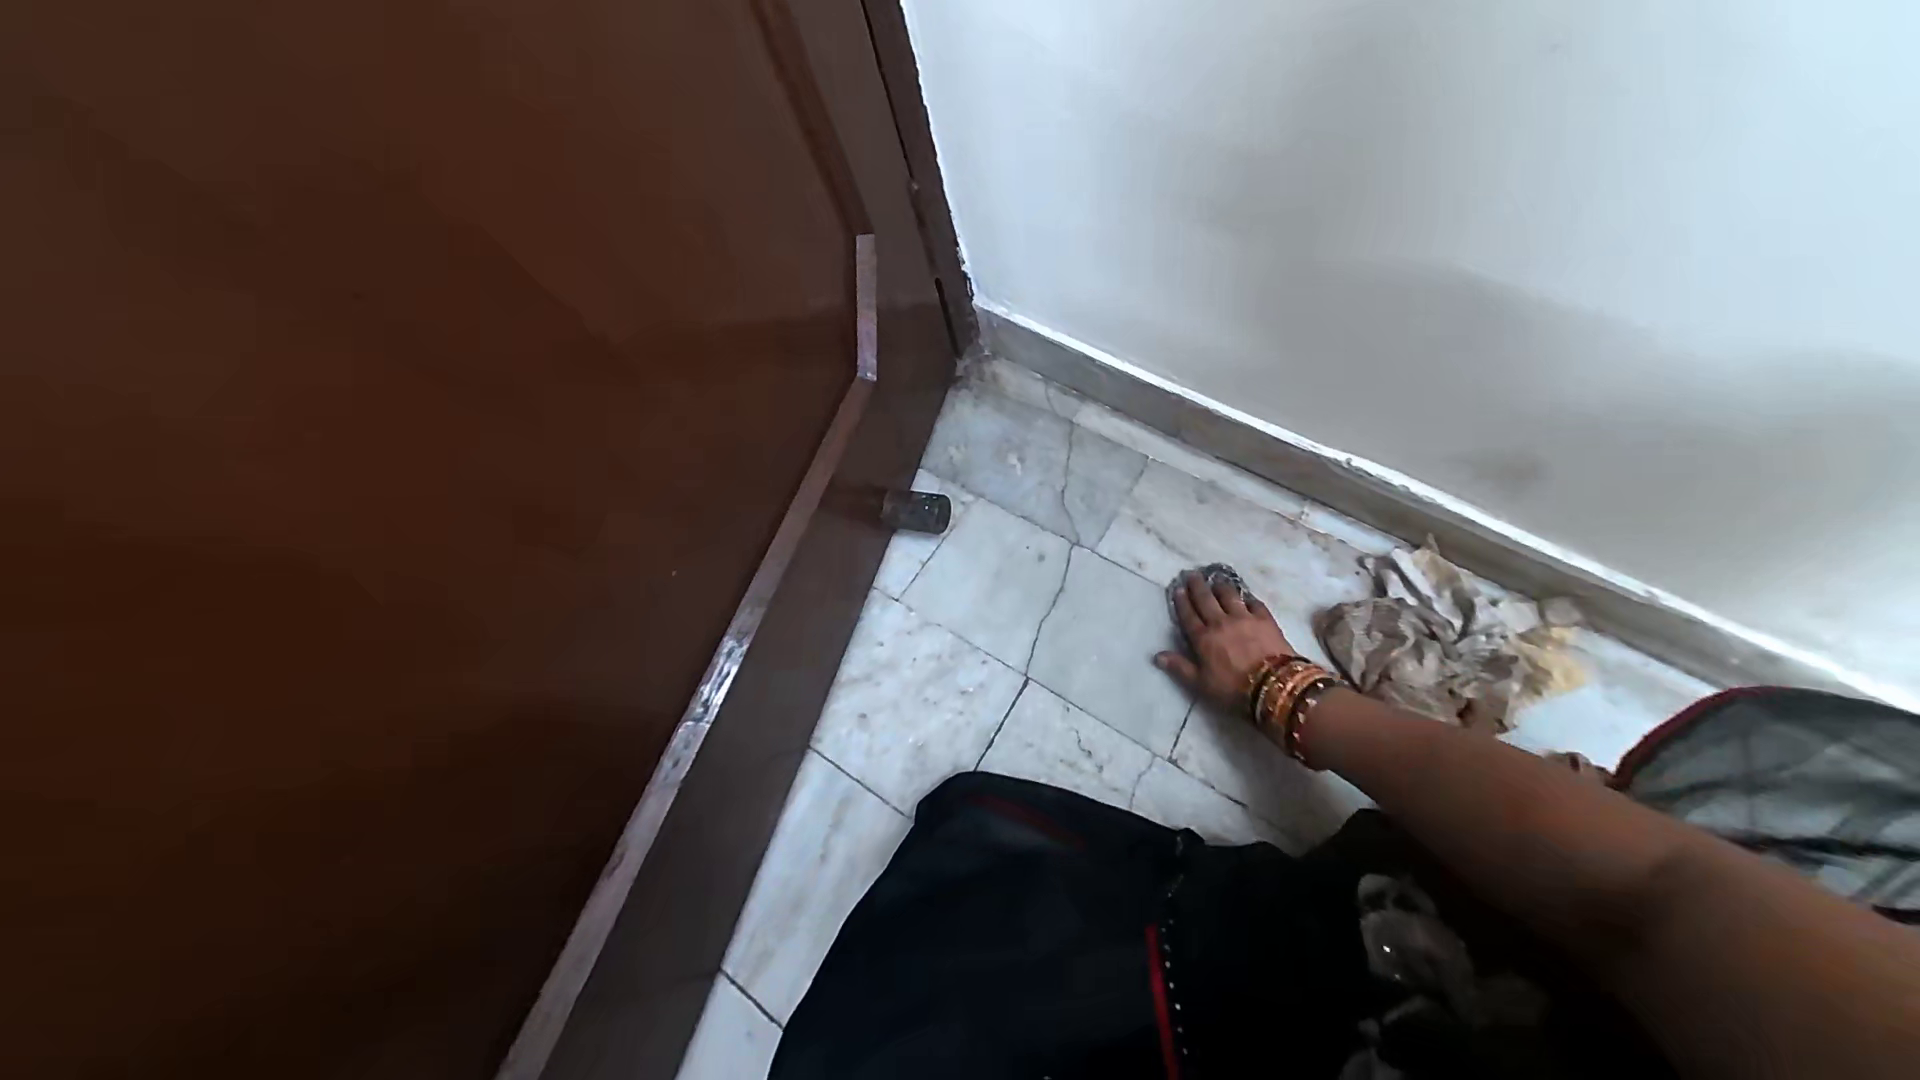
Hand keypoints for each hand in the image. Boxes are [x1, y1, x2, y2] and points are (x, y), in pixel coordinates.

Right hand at [1154, 571, 1296, 712]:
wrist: (1273, 684)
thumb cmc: (1233, 687)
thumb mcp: (1201, 683)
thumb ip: (1180, 667)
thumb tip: (1157, 656)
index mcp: (1203, 638)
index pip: (1188, 615)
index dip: (1182, 601)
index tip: (1178, 589)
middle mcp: (1220, 622)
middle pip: (1205, 599)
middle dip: (1197, 586)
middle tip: (1192, 575)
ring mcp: (1244, 618)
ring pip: (1229, 595)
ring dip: (1220, 586)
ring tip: (1216, 580)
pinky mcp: (1265, 619)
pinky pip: (1254, 602)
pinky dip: (1247, 597)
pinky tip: (1245, 595)